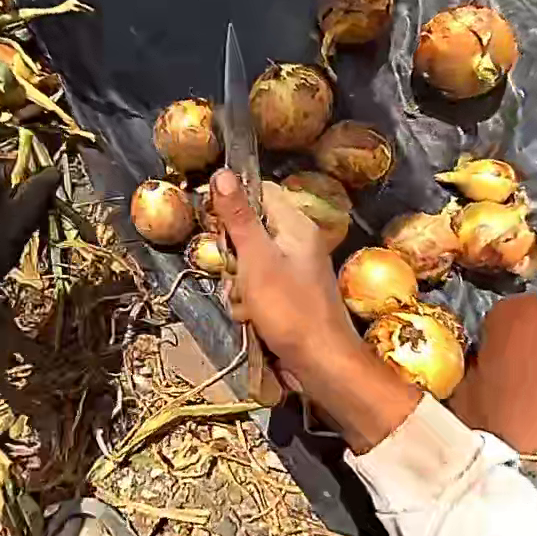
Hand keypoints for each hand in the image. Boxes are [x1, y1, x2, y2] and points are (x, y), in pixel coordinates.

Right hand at [211, 169, 422, 449]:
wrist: (321, 363)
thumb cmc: (288, 309)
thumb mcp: (256, 259)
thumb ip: (239, 217)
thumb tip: (224, 172)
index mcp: (296, 225)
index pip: (260, 192)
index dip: (234, 202)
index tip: (215, 223)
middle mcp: (297, 242)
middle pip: (251, 229)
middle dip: (233, 253)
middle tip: (234, 271)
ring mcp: (294, 270)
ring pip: (249, 262)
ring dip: (238, 282)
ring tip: (244, 301)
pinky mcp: (289, 295)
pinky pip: (258, 286)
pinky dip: (249, 301)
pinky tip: (250, 316)